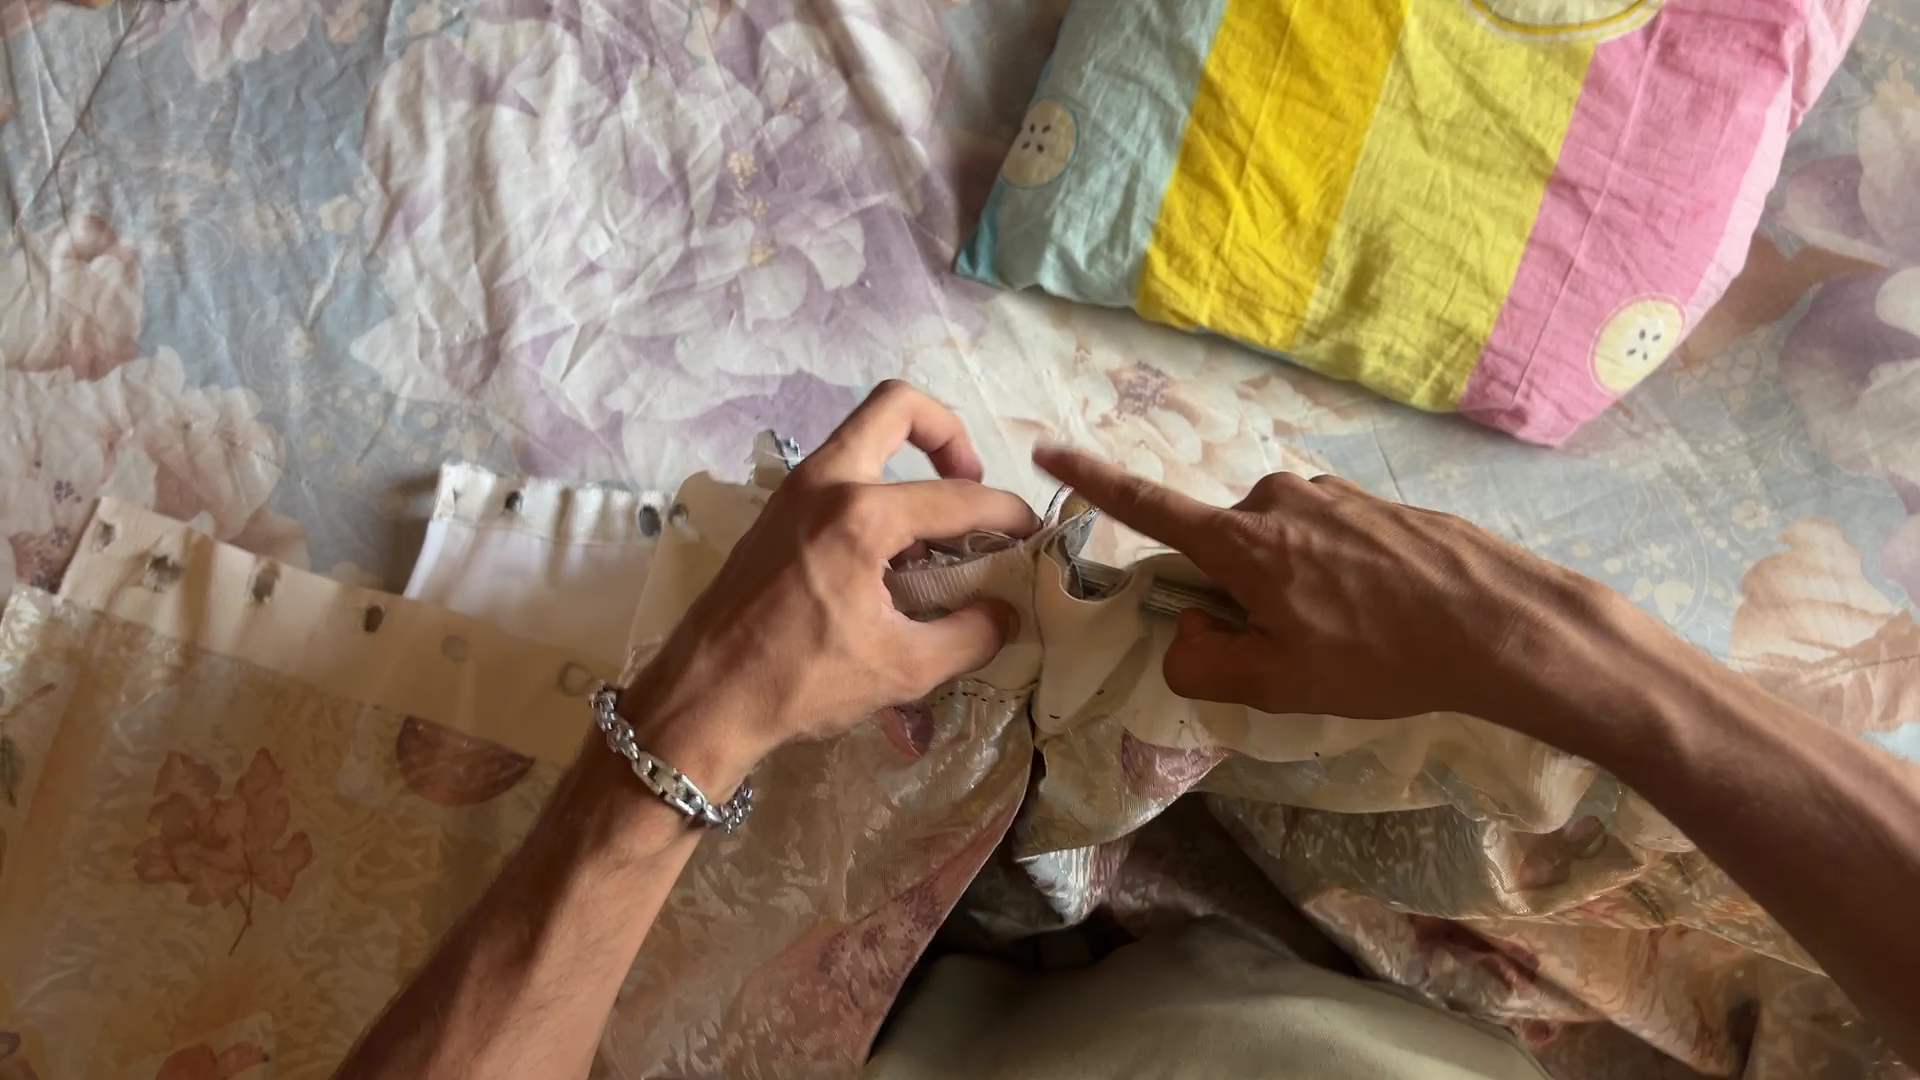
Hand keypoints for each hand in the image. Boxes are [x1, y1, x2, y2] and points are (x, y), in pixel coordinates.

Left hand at [624, 383, 1037, 790]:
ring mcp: (793, 490)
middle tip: (969, 484)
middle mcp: (825, 481)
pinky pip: (840, 470)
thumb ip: (970, 636)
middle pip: (897, 406)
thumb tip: (1004, 613)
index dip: (1006, 512)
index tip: (1028, 533)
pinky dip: (878, 486)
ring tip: (936, 523)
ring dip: (910, 459)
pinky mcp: (776, 511)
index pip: (958, 497)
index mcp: (860, 515)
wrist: (702, 696)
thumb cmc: (800, 681)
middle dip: (948, 433)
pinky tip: (891, 552)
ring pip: (863, 434)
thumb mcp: (902, 668)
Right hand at [1034, 447, 1609, 728]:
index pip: (1145, 505)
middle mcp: (1273, 498)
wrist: (1508, 626)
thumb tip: (1190, 633)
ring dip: (1284, 581)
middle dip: (1233, 588)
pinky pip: (1319, 533)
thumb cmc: (1381, 657)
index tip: (1047, 451)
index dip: (1091, 480)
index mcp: (1239, 539)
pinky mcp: (1369, 500)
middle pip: (1219, 544)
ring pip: (1272, 541)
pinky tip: (1378, 605)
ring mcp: (1326, 493)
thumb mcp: (1278, 683)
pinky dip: (1326, 568)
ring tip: (1346, 625)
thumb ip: (1205, 663)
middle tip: (1291, 639)